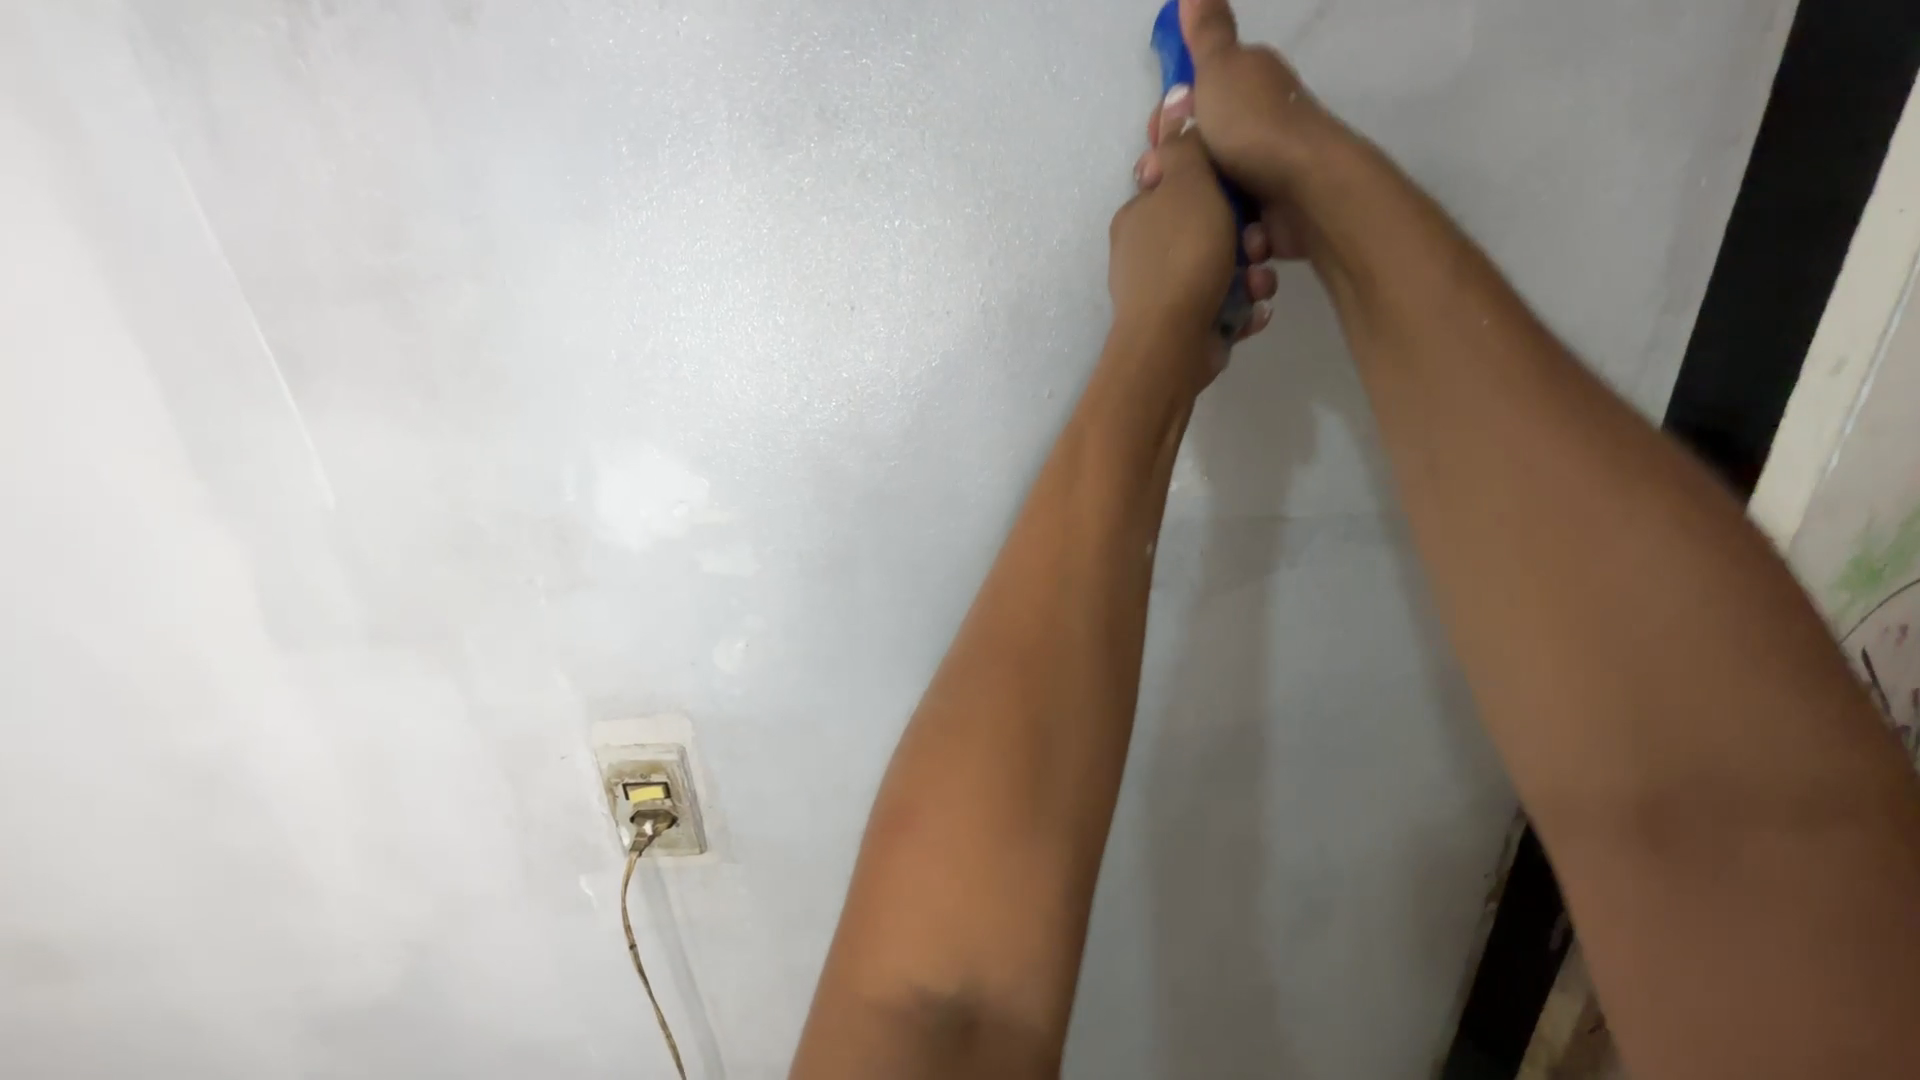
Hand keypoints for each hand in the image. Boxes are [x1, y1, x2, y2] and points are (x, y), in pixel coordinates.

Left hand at [1109, 86, 1279, 383]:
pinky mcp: (1185, 326)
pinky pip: (1224, 305)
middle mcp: (1147, 254)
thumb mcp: (1188, 185)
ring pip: (1223, 268)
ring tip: (1256, 284)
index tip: (1243, 190)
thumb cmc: (1183, 257)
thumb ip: (1185, 146)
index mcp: (1139, 215)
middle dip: (1245, 235)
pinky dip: (1242, 307)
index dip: (1219, 184)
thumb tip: (1175, 102)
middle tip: (1257, 245)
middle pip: (1210, 227)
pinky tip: (1250, 311)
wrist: (1172, 343)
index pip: (1181, 182)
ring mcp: (1165, 293)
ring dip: (1251, 274)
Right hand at [1136, 0, 1355, 261]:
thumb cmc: (1255, 126)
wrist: (1304, 190)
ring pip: (1206, 183)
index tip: (1156, 138)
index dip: (1167, 119)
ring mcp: (1261, 169)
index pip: (1192, 100)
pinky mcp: (1264, 211)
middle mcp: (1256, 123)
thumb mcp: (1221, 68)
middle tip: (1158, 179)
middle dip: (1173, 162)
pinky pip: (1226, 216)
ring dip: (1189, 195)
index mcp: (1247, 84)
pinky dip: (1213, 222)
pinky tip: (1201, 227)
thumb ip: (1206, 33)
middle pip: (1196, 145)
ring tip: (1177, 207)